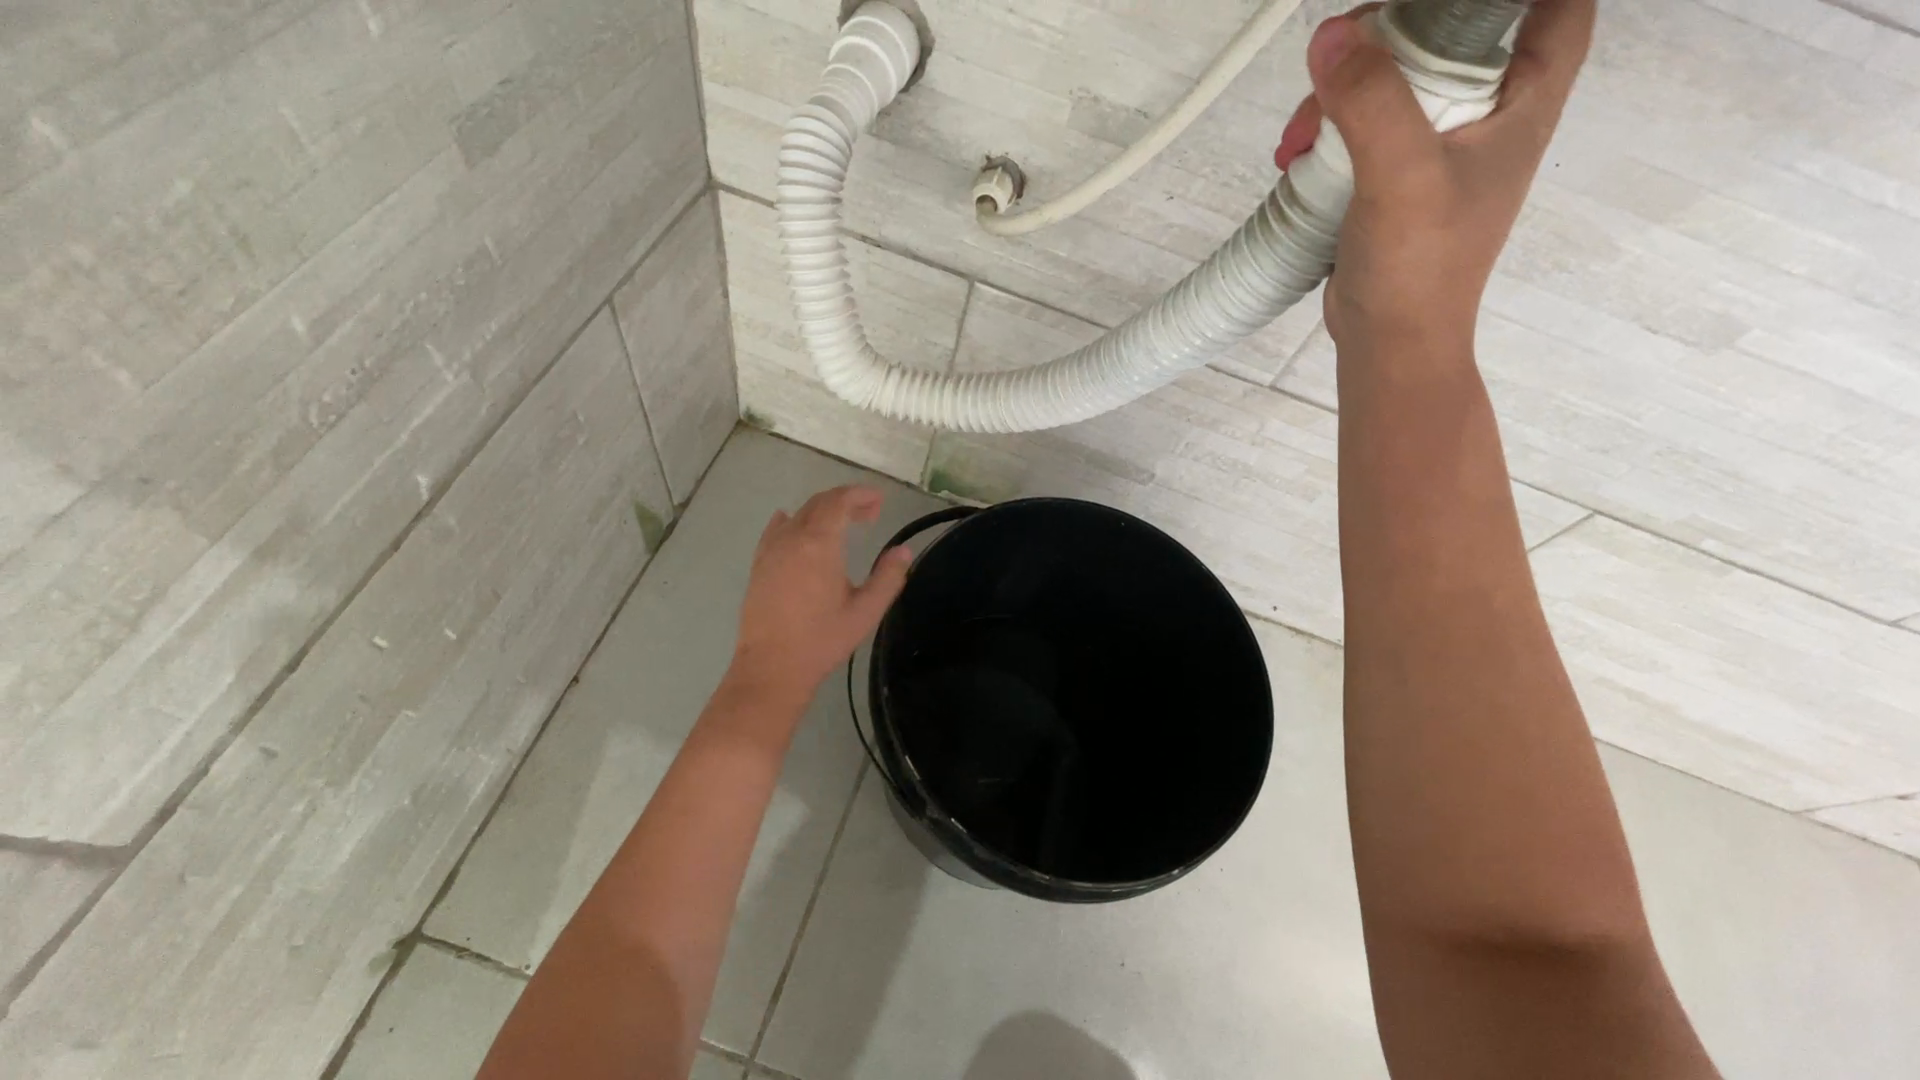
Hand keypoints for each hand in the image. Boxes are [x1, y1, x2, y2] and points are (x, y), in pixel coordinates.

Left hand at [728, 486, 913, 706]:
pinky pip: (777, 529)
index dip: (860, 495)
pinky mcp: (759, 564)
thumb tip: (904, 550)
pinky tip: (797, 526)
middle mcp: (792, 538)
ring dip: (822, 511)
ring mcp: (770, 550)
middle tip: (869, 514)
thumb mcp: (865, 611)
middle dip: (845, 501)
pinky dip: (794, 520)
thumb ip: (888, 577)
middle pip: (819, 503)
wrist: (772, 666)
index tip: (880, 500)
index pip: (839, 502)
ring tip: (842, 525)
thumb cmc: (822, 640)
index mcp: (819, 544)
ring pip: (798, 514)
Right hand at [1274, 0, 1595, 355]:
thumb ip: (1372, 101)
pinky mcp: (1392, 181)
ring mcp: (1436, 152)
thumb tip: (1331, 35)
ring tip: (1298, 134)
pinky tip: (1294, 157)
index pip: (1555, 10)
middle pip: (1452, 36)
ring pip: (1397, 83)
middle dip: (1390, 38)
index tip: (1448, 0)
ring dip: (1342, 92)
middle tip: (1341, 51)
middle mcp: (1486, 120)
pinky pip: (1363, 129)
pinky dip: (1328, 132)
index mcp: (1521, 105)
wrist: (1389, 344)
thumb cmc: (1418, 267)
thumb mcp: (1401, 174)